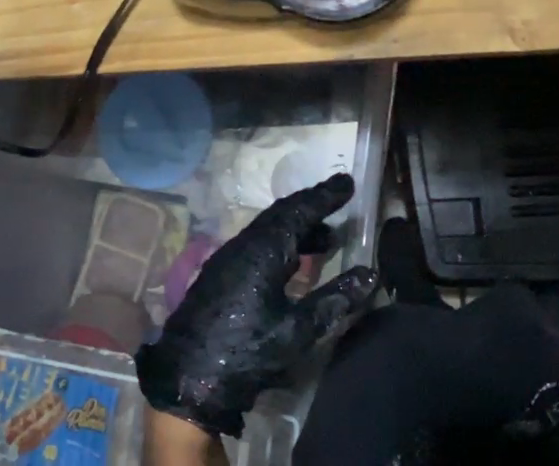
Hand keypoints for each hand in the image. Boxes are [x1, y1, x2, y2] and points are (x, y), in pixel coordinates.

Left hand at [135, 174, 378, 437]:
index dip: (326, 196)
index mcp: (264, 248)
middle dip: (312, 205)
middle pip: (283, 213)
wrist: (188, 376)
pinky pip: (259, 241)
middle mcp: (245, 243)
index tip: (347, 182)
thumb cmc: (247, 349)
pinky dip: (282, 239)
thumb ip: (334, 300)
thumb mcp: (298, 329)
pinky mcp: (222, 273)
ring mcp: (230, 256)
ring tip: (326, 237)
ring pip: (269, 228)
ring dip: (298, 226)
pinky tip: (293, 260)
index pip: (301, 210)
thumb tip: (370, 275)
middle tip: (339, 199)